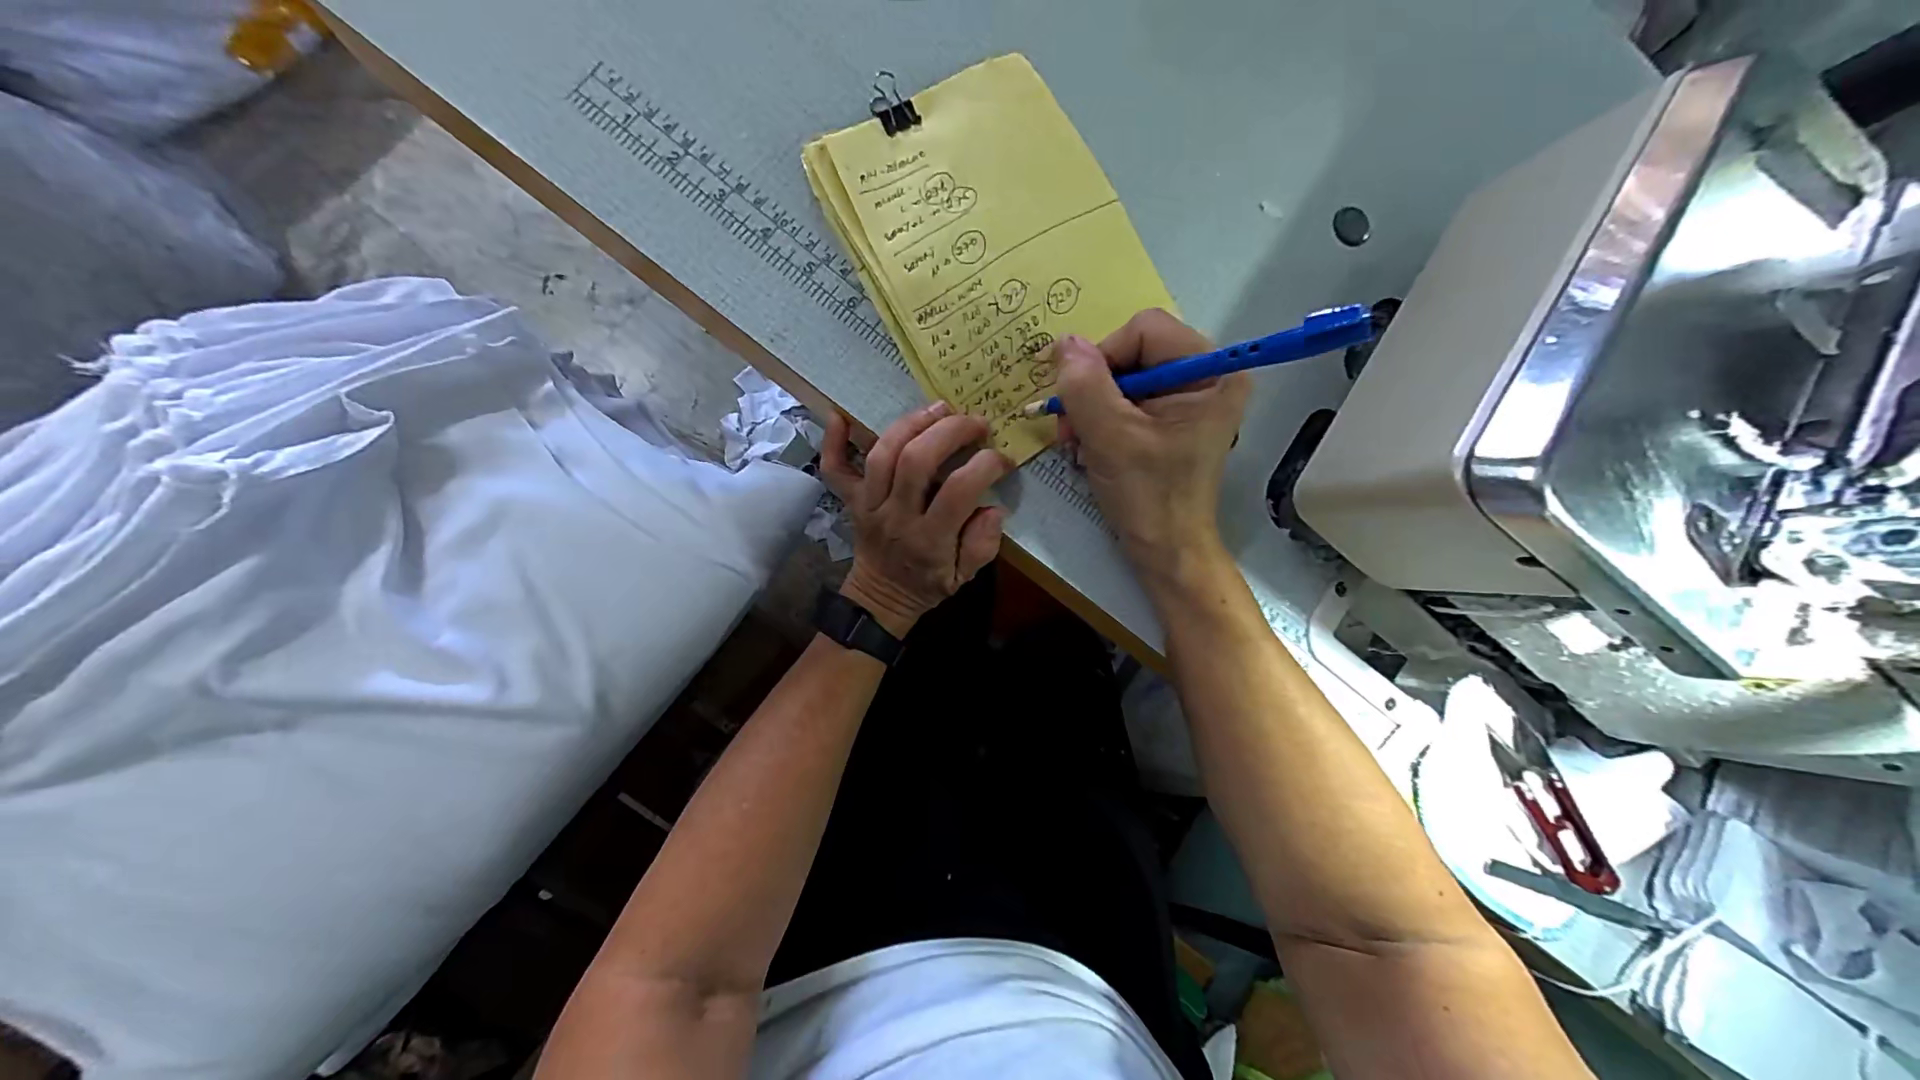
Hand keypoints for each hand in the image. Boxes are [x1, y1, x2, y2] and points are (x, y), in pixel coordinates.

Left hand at [820, 403, 1011, 636]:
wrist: (881, 597)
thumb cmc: (927, 583)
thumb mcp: (964, 577)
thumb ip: (983, 545)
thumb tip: (993, 508)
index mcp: (929, 539)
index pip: (959, 491)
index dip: (986, 466)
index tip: (1002, 457)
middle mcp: (896, 517)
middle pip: (915, 461)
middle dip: (949, 431)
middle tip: (975, 422)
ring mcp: (868, 505)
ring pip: (881, 454)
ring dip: (910, 423)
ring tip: (939, 409)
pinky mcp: (850, 500)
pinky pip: (834, 469)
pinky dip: (833, 442)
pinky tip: (842, 417)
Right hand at [1053, 309, 1250, 585]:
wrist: (1166, 550)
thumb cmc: (1148, 497)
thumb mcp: (1110, 438)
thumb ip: (1085, 386)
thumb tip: (1063, 342)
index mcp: (1211, 373)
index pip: (1144, 331)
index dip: (1102, 357)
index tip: (1076, 398)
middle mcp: (1205, 376)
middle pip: (1131, 352)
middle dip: (1094, 389)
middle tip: (1070, 428)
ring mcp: (1187, 399)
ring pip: (1122, 377)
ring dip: (1091, 408)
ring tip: (1079, 444)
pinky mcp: (1170, 419)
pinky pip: (1125, 399)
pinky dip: (1100, 420)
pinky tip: (1092, 448)